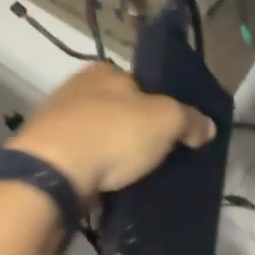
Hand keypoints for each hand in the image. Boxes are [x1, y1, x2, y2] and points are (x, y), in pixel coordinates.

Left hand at [4, 59, 216, 196]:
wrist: (54, 172)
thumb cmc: (112, 135)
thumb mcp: (165, 120)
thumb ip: (190, 120)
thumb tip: (208, 126)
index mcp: (105, 70)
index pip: (140, 83)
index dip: (159, 105)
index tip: (170, 131)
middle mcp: (78, 88)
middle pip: (119, 109)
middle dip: (135, 130)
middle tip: (155, 155)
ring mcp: (58, 120)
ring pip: (99, 134)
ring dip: (114, 152)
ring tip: (134, 175)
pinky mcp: (47, 152)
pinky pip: (82, 158)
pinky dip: (95, 169)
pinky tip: (107, 184)